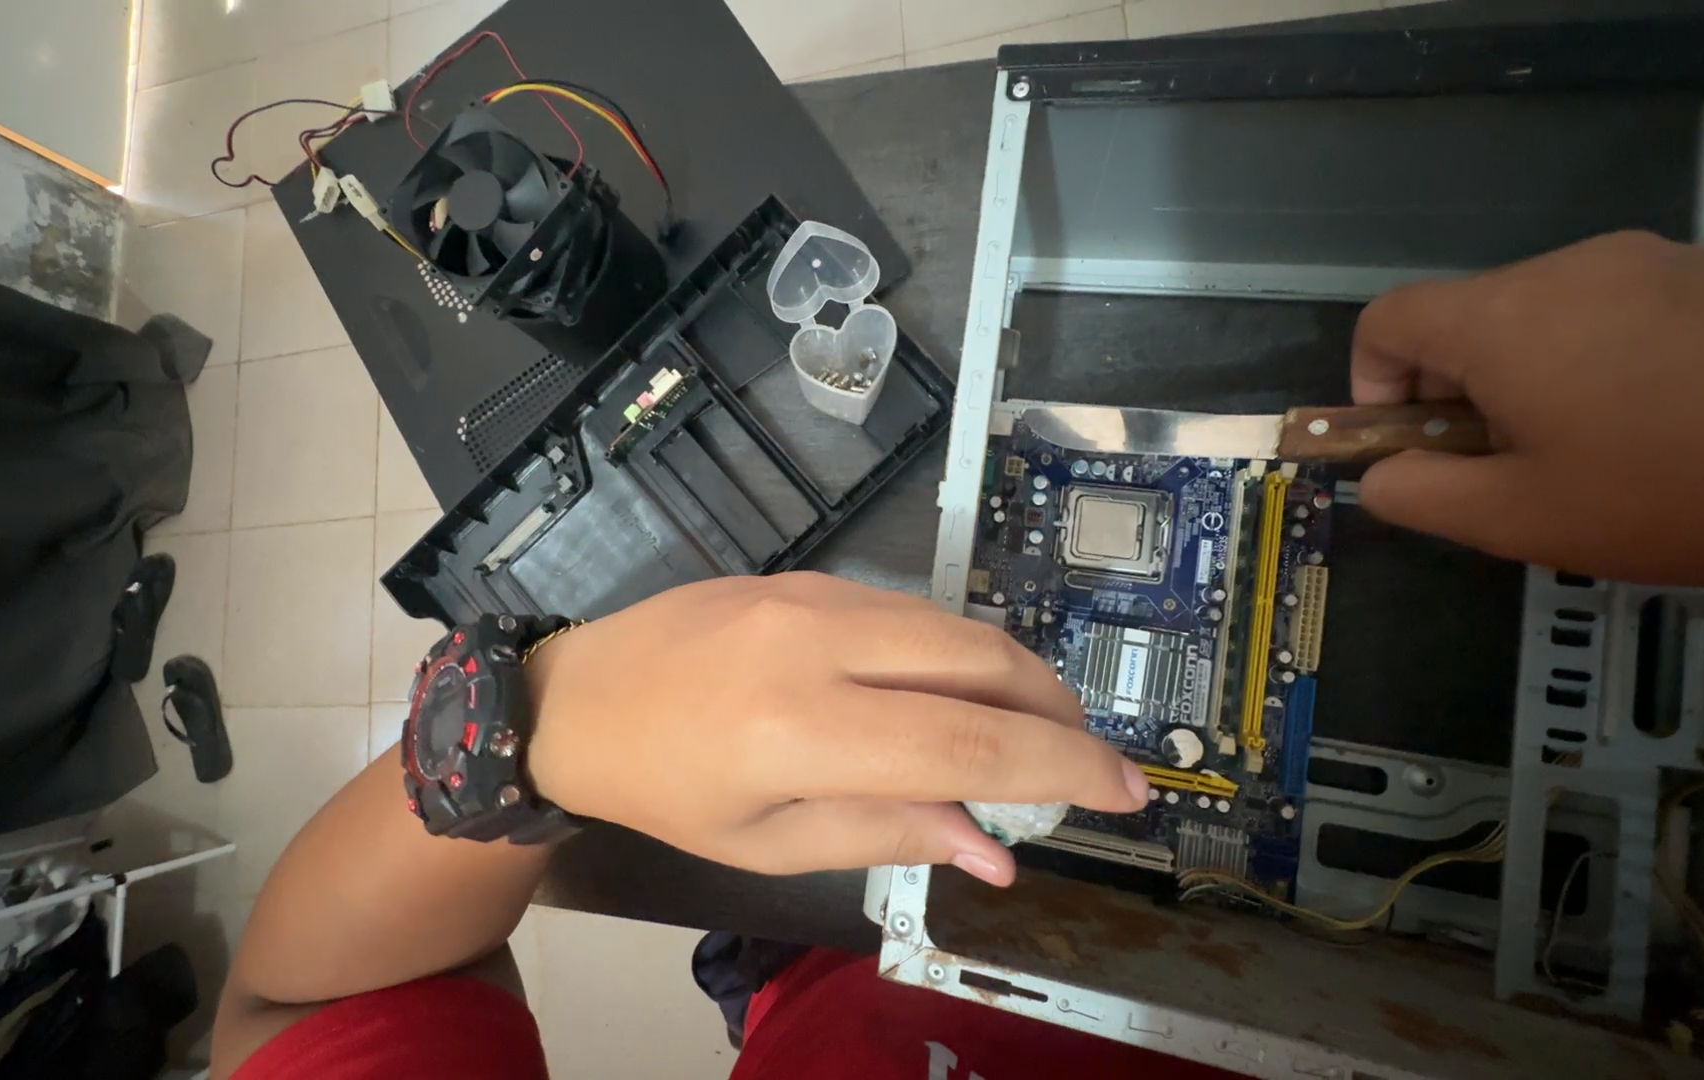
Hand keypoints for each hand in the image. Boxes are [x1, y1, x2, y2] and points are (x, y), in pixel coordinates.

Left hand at [523, 572, 1147, 885]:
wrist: (578, 693)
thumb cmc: (663, 787)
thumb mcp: (768, 841)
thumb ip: (888, 834)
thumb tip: (994, 849)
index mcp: (802, 728)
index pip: (969, 743)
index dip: (1061, 768)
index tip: (1125, 793)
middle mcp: (819, 641)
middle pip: (981, 660)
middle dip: (1056, 709)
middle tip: (1085, 759)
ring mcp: (815, 594)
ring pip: (953, 625)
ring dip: (1013, 675)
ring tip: (1033, 729)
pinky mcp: (808, 575)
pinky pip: (910, 609)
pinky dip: (957, 651)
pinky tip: (959, 688)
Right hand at [1351, 231, 1703, 583]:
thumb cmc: (1685, 488)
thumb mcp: (1515, 517)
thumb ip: (1412, 493)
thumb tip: (1382, 472)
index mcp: (1506, 317)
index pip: (1385, 320)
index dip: (1369, 382)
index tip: (1414, 439)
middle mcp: (1573, 268)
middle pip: (1460, 319)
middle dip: (1452, 391)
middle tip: (1507, 461)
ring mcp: (1658, 262)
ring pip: (1536, 317)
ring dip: (1524, 379)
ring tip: (1592, 446)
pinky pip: (1614, 311)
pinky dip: (1596, 362)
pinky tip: (1663, 420)